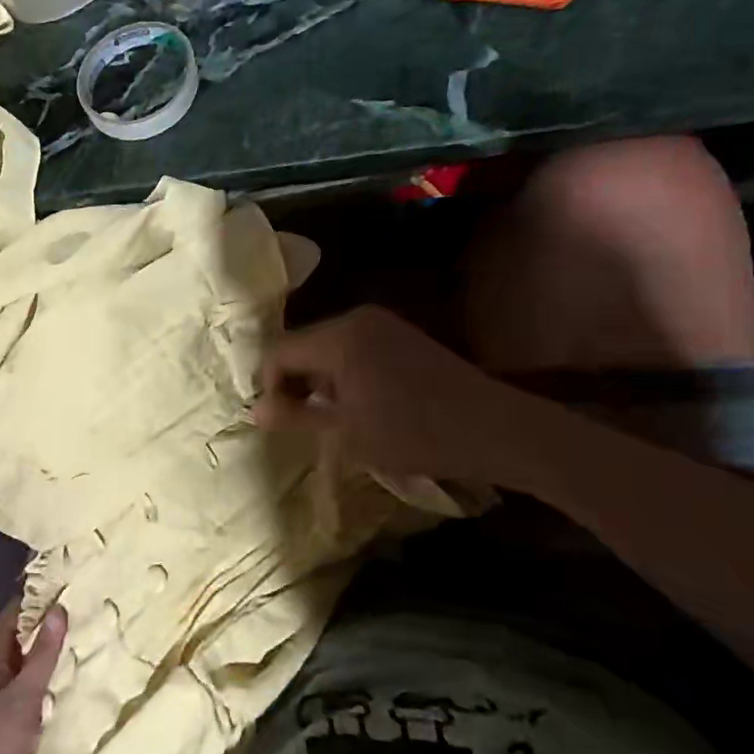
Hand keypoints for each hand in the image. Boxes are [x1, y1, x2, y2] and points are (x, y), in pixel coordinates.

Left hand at [0, 602, 67, 753]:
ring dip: (47, 653)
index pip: (10, 618)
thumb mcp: (23, 696)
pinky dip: (48, 680)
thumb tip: (59, 607)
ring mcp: (0, 700)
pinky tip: (66, 683)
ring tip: (80, 639)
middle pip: (19, 640)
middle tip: (78, 609)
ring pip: (26, 665)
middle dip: (43, 625)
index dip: (31, 600)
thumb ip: (42, 655)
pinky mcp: (9, 724)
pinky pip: (31, 690)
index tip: (59, 583)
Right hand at [255, 305, 529, 486]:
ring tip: (330, 416)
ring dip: (319, 379)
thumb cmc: (415, 434)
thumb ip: (295, 417)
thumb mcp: (346, 434)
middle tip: (301, 421)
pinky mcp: (401, 334)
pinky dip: (343, 372)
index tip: (279, 420)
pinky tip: (359, 403)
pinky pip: (352, 347)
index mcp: (338, 337)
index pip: (279, 352)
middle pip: (302, 345)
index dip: (270, 386)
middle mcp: (356, 319)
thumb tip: (255, 411)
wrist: (499, 430)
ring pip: (326, 347)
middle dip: (294, 382)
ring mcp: (381, 324)